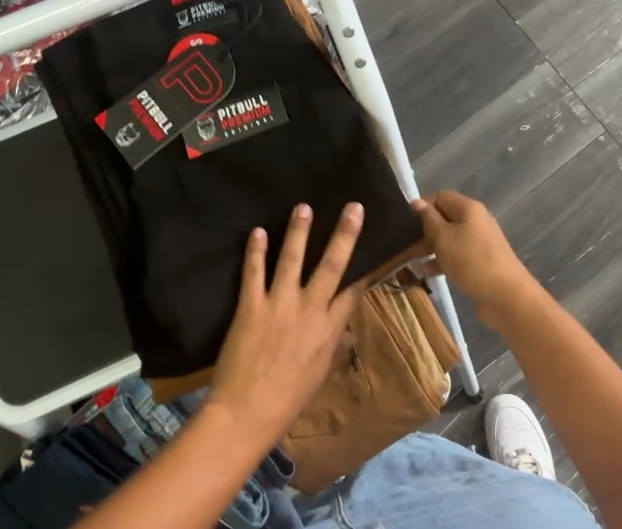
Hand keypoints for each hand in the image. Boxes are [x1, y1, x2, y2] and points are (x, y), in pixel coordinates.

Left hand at [206, 202, 365, 441]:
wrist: (247, 414)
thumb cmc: (288, 400)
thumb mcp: (320, 374)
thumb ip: (334, 347)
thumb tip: (348, 333)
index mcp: (330, 330)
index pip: (353, 290)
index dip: (364, 265)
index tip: (374, 243)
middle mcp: (310, 311)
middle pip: (332, 265)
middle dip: (344, 234)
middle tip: (353, 206)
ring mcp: (280, 306)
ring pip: (293, 260)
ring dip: (299, 231)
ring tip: (303, 206)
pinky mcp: (251, 307)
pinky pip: (254, 273)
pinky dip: (256, 251)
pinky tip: (258, 231)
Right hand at [411, 191, 542, 327]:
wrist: (506, 296)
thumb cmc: (471, 261)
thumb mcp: (444, 237)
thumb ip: (428, 219)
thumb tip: (417, 202)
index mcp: (468, 208)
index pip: (441, 196)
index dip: (423, 206)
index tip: (407, 224)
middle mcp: (475, 221)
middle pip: (445, 218)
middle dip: (425, 230)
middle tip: (405, 244)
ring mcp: (479, 243)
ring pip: (449, 239)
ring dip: (431, 247)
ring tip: (410, 259)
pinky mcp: (479, 263)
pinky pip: (456, 256)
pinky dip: (441, 261)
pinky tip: (425, 272)